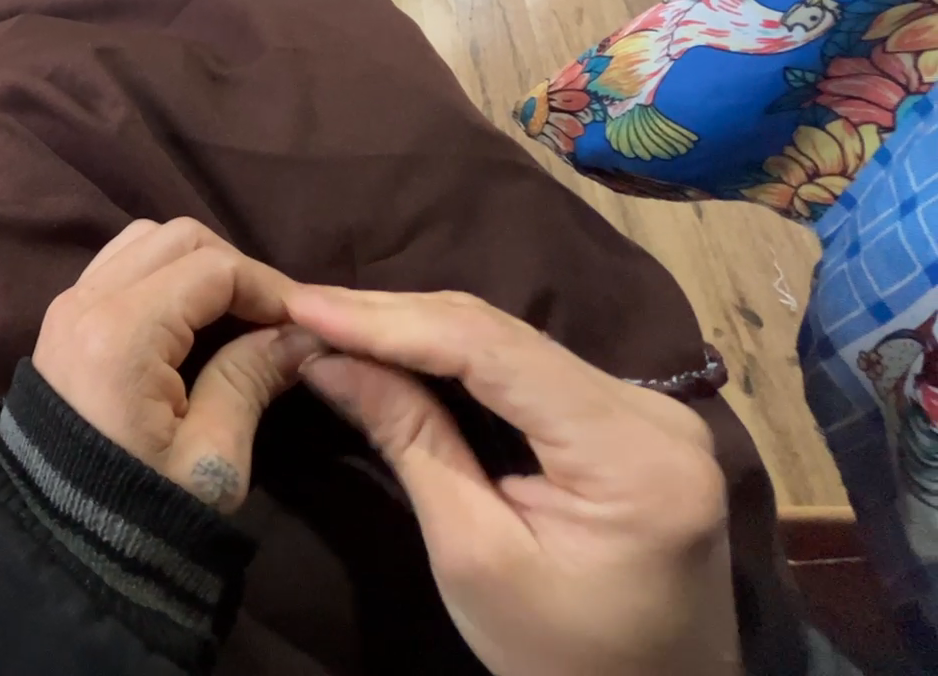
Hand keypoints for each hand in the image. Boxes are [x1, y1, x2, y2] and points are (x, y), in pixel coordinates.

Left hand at [32, 218, 321, 512]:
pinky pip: (120, 260)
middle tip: (272, 318)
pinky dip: (162, 269)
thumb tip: (300, 335)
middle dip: (235, 266)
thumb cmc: (137, 508)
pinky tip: (189, 312)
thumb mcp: (210, 459)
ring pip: (145, 239)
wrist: (55, 533)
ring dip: (196, 262)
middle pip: (177, 237)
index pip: (212, 268)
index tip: (306, 322)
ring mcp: (68, 301)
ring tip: (234, 312)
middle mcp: (86, 299)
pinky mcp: (64, 313)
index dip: (269, 286)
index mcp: (121, 333)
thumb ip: (250, 380)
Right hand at [288, 287, 740, 675]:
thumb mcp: (469, 551)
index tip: (304, 307)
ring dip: (403, 322)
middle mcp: (648, 410)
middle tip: (300, 307)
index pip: (488, 352)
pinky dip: (434, 343)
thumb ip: (406, 439)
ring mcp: (637, 404)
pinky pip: (507, 355)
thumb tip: (324, 360)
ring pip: (495, 332)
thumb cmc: (560, 653)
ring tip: (325, 316)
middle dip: (385, 314)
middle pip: (491, 330)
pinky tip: (382, 336)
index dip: (387, 322)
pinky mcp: (613, 410)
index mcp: (631, 455)